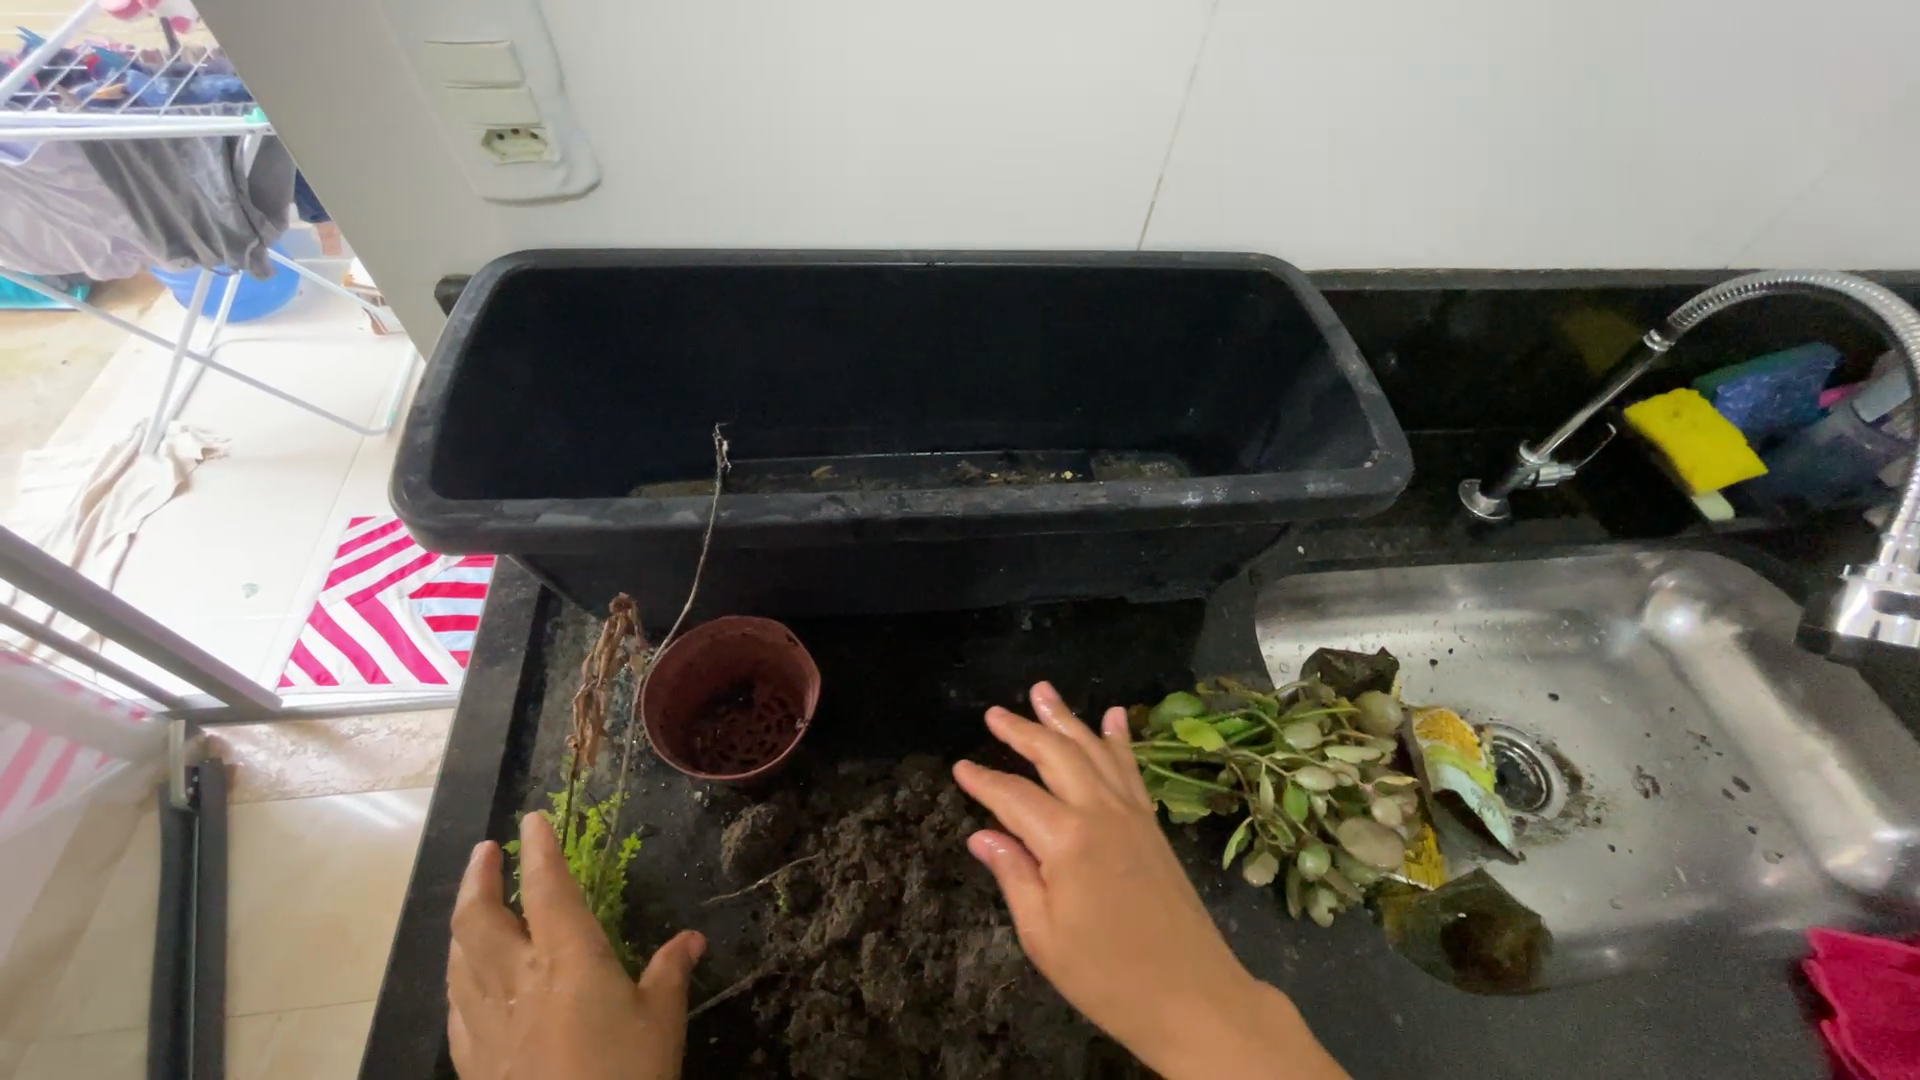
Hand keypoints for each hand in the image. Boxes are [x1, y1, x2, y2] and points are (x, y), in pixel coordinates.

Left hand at [447, 812, 705, 1079]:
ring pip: (458, 959)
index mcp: (569, 959)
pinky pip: (456, 1005)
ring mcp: (488, 1025)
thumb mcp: (663, 1019)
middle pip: (480, 919)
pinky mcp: (473, 1064)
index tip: (532, 819)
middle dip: (480, 878)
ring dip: (463, 922)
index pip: (548, 889)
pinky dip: (458, 975)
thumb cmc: (626, 1075)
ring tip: (473, 905)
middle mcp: (519, 981)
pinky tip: (464, 980)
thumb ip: (670, 972)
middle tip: (485, 851)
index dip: (540, 850)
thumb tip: (690, 940)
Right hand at [954, 682, 1348, 1079]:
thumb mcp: (1043, 936)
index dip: (984, 781)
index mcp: (1067, 840)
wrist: (1193, 996)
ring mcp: (1131, 814)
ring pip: (1093, 751)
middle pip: (1055, 756)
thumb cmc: (1108, 976)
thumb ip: (1013, 875)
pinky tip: (1115, 716)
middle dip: (1022, 730)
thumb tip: (981, 835)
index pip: (1013, 797)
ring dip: (1066, 719)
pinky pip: (1131, 769)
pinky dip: (1119, 740)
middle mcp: (1100, 812)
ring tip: (1042, 691)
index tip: (960, 767)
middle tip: (995, 713)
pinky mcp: (1152, 824)